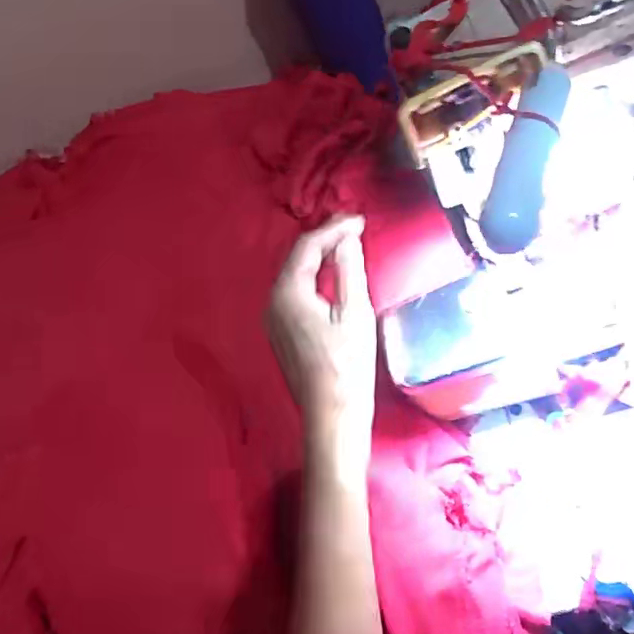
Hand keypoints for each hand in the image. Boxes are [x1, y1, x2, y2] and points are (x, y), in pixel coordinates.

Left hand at [267, 216, 377, 452]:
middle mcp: (272, 301)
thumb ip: (349, 270)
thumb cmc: (348, 364)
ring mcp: (273, 319)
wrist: (331, 413)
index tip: (360, 220)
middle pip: (298, 259)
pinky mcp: (280, 333)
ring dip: (319, 259)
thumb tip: (347, 239)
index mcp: (288, 292)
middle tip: (355, 229)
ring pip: (295, 276)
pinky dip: (314, 279)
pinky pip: (295, 293)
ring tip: (347, 247)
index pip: (308, 246)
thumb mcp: (355, 312)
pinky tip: (332, 278)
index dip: (334, 229)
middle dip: (325, 240)